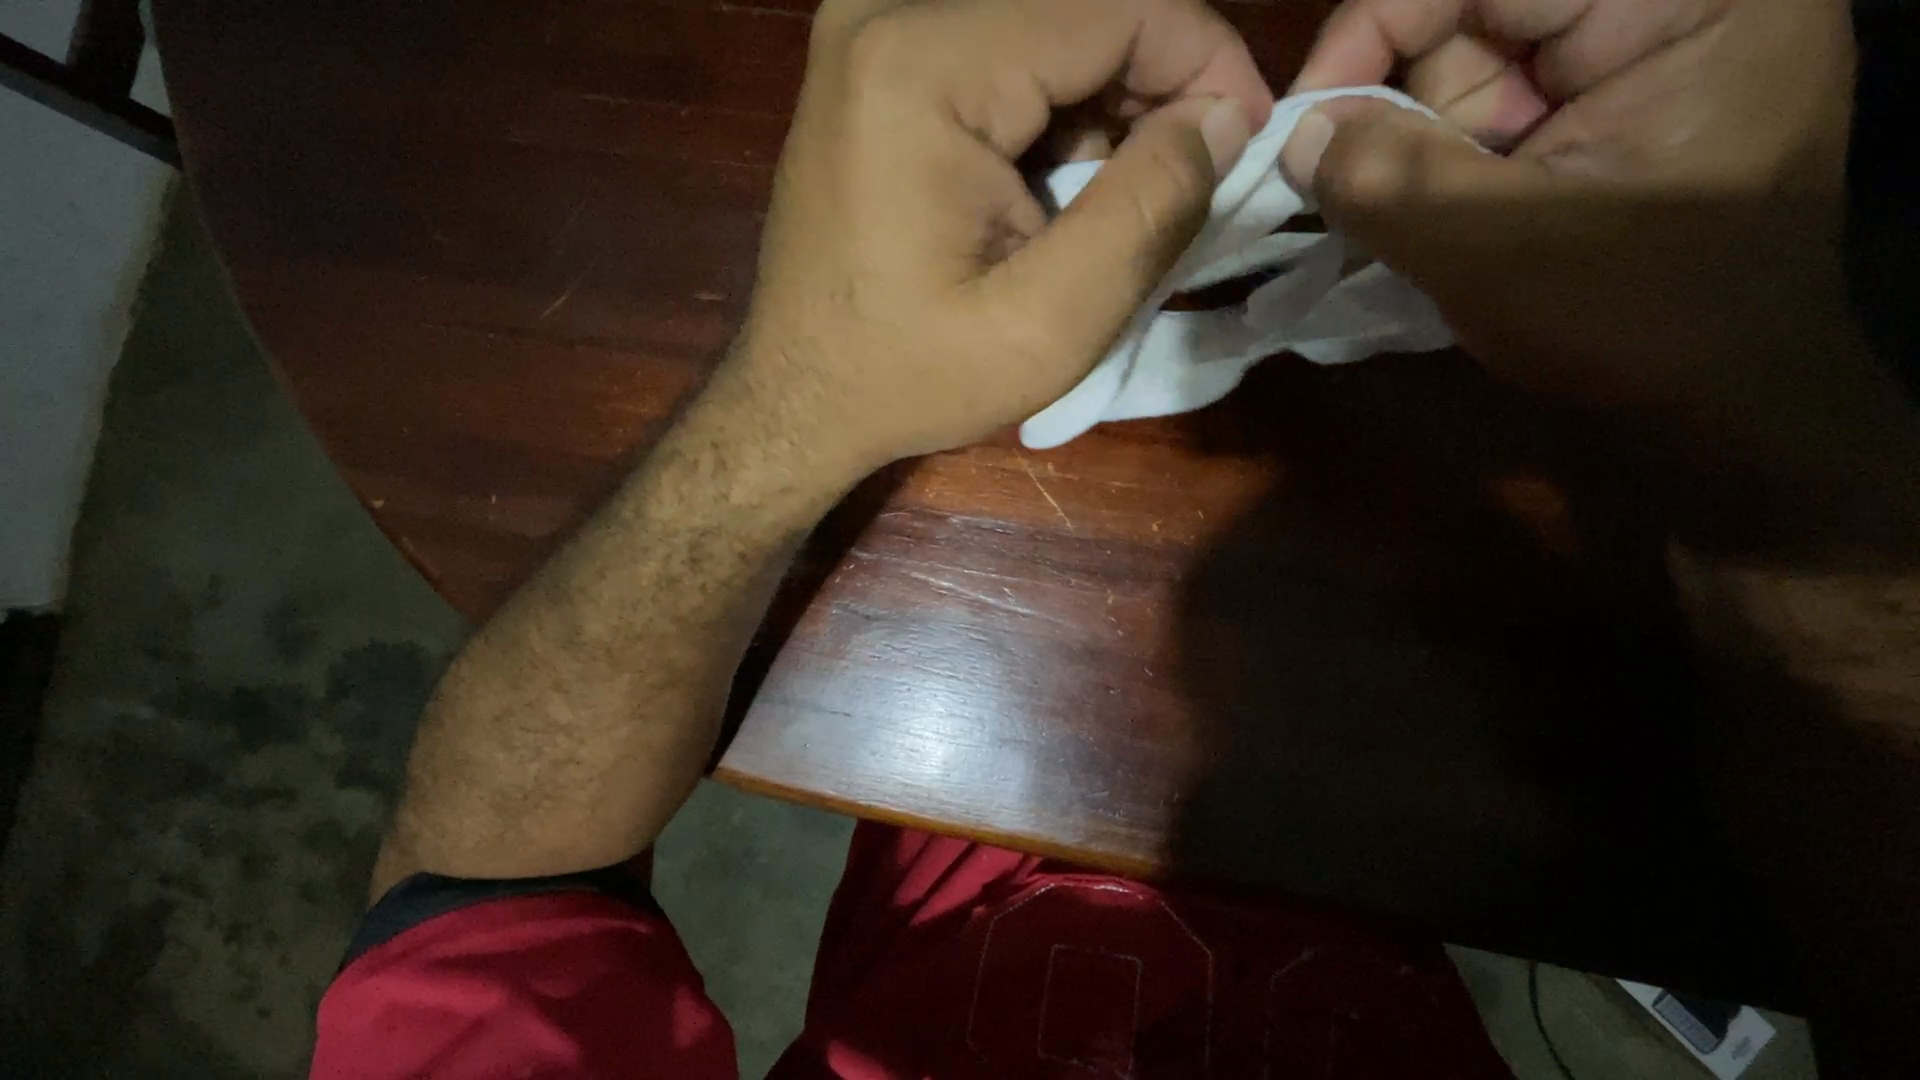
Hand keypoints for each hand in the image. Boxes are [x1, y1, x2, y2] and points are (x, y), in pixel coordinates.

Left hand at [727, 0, 1271, 476]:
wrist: (799, 400)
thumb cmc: (909, 379)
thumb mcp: (1046, 325)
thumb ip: (1149, 210)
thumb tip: (1223, 119)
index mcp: (921, 63)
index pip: (1117, 5)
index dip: (1206, 65)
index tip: (1244, 147)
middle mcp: (883, 12)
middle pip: (1079, 9)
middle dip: (1155, 87)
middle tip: (1187, 184)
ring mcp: (868, 30)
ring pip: (1046, 31)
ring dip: (1105, 106)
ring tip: (1117, 203)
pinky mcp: (872, 65)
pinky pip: (999, 58)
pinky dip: (1051, 115)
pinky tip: (1056, 191)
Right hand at [1277, 0, 1919, 547]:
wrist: (1722, 404)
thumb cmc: (1634, 323)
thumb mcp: (1494, 251)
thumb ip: (1390, 181)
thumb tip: (1293, 135)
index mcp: (1687, 4)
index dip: (1378, 26)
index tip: (1302, 117)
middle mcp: (1667, 11)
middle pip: (1478, 16)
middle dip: (1393, 96)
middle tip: (1332, 179)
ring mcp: (1637, 62)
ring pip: (1472, 69)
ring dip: (1409, 139)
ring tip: (1385, 213)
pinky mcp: (1603, 115)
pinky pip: (1490, 114)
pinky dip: (1434, 162)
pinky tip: (1420, 214)